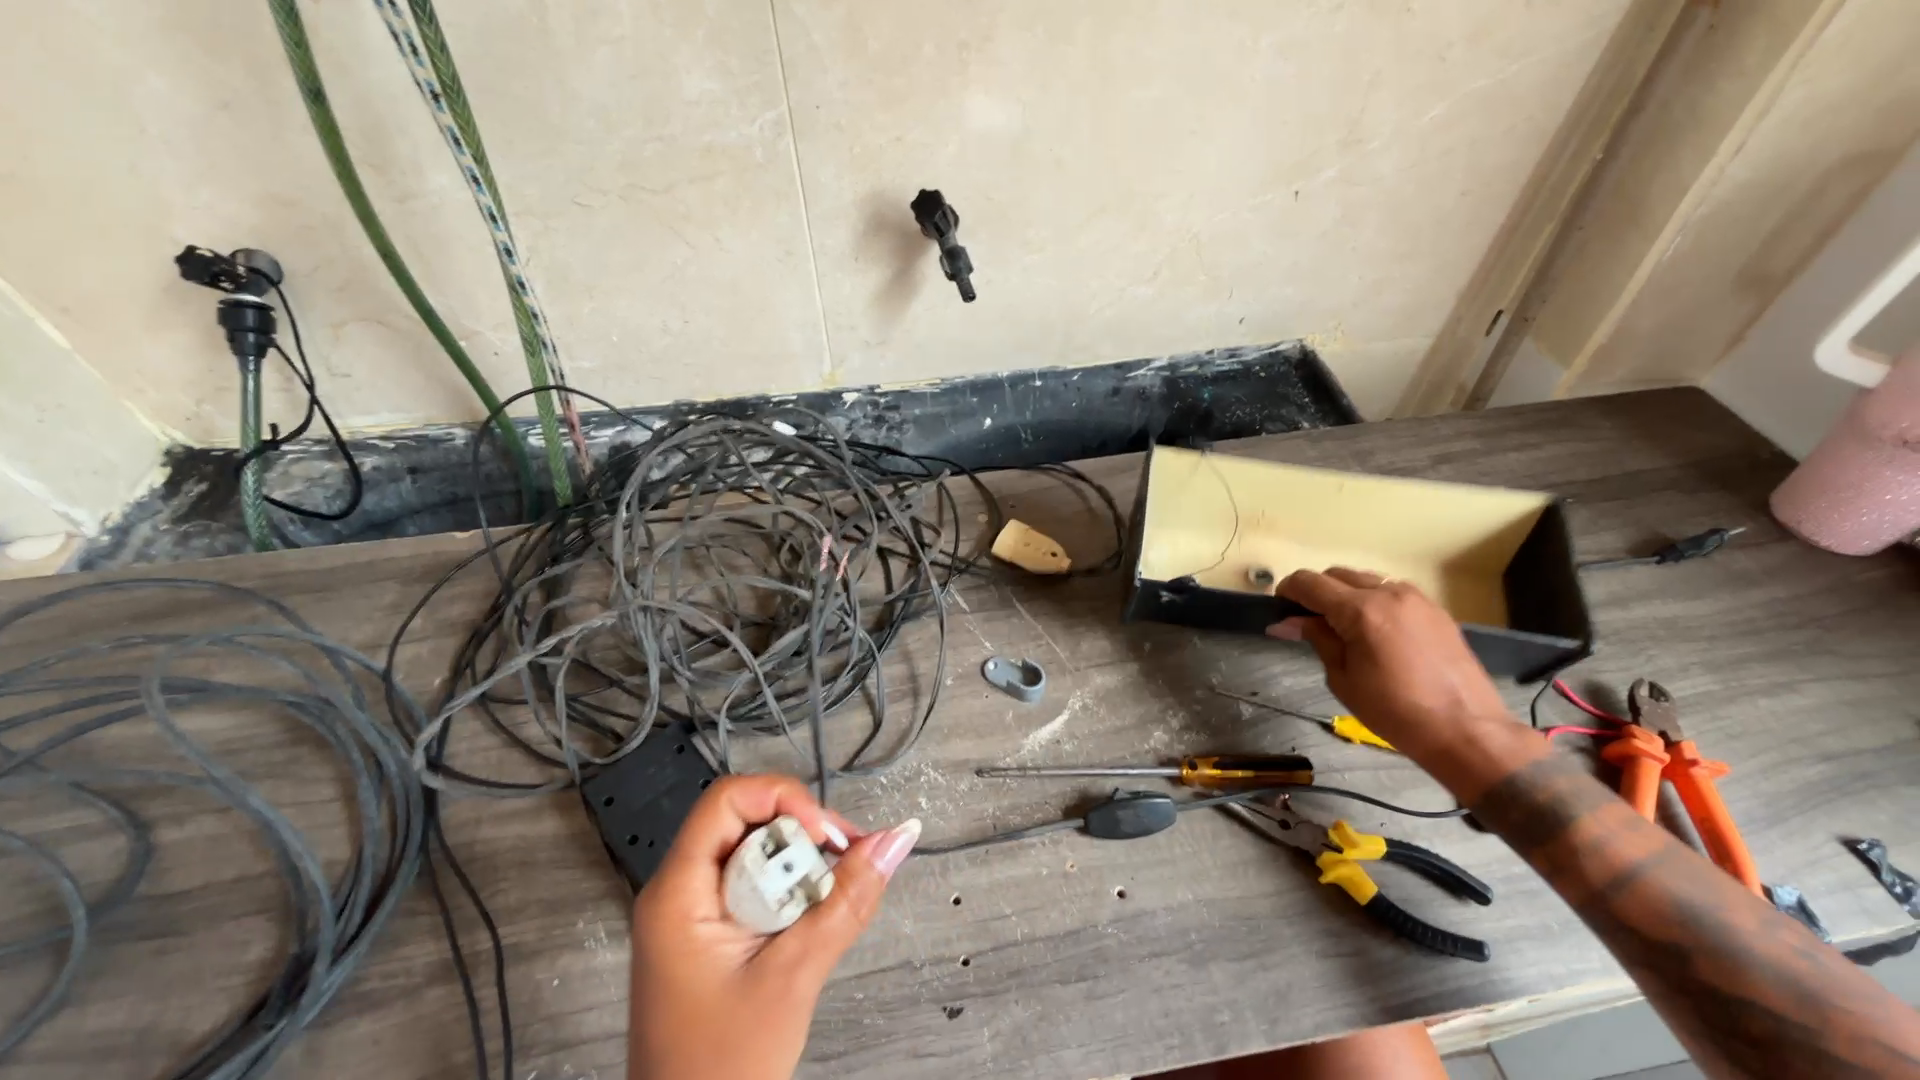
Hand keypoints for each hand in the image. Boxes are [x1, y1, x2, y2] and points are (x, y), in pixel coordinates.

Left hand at [628, 775, 920, 1079]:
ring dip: (804, 868)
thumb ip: (846, 903)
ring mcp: (694, 915)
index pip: (729, 800)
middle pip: (747, 822)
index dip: (784, 800)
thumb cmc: (719, 1070)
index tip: (828, 835)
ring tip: (835, 901)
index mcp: (677, 894)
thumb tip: (893, 842)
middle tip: (848, 865)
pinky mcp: (713, 934)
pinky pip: (758, 887)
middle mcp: (680, 894)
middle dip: (804, 837)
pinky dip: (794, 894)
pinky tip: (816, 921)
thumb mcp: (793, 977)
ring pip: (758, 854)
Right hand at [1267, 567, 1512, 757]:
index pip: (1310, 583)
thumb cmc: (1395, 711)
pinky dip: (1373, 601)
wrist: (1466, 729)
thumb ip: (1318, 640)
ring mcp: (1417, 598)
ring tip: (1342, 627)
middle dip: (1316, 591)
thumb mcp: (1344, 679)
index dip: (1288, 592)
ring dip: (1346, 594)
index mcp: (1360, 610)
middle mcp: (1389, 593)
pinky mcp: (1435, 610)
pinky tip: (1374, 632)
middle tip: (1307, 622)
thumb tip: (1288, 622)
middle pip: (1338, 575)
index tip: (1279, 609)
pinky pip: (1393, 592)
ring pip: (1367, 580)